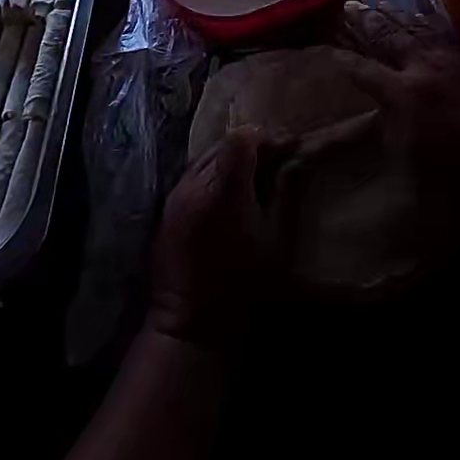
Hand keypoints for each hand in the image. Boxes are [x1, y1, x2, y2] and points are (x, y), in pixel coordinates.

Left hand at [146, 127, 274, 347]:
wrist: (192, 323)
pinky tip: (231, 186)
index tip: (287, 144)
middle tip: (279, 152)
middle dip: (252, 143)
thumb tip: (292, 165)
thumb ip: (283, 196)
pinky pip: (194, 174)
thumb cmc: (244, 289)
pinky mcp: (168, 206)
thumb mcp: (276, 242)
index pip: (240, 140)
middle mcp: (194, 185)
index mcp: (224, 192)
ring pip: (206, 157)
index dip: (266, 136)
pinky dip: (215, 171)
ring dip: (231, 156)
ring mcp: (177, 194)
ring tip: (257, 168)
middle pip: (222, 144)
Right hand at [335, 18, 459, 203]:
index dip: (343, 60)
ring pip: (417, 28)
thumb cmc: (459, 176)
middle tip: (347, 7)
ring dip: (395, 15)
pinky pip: (443, 34)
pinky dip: (427, 23)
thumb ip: (389, 124)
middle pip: (388, 35)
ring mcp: (452, 61)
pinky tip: (422, 20)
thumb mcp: (408, 157)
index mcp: (404, 93)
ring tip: (378, 4)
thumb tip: (380, 107)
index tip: (329, 52)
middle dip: (365, 21)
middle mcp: (425, 68)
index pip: (362, 69)